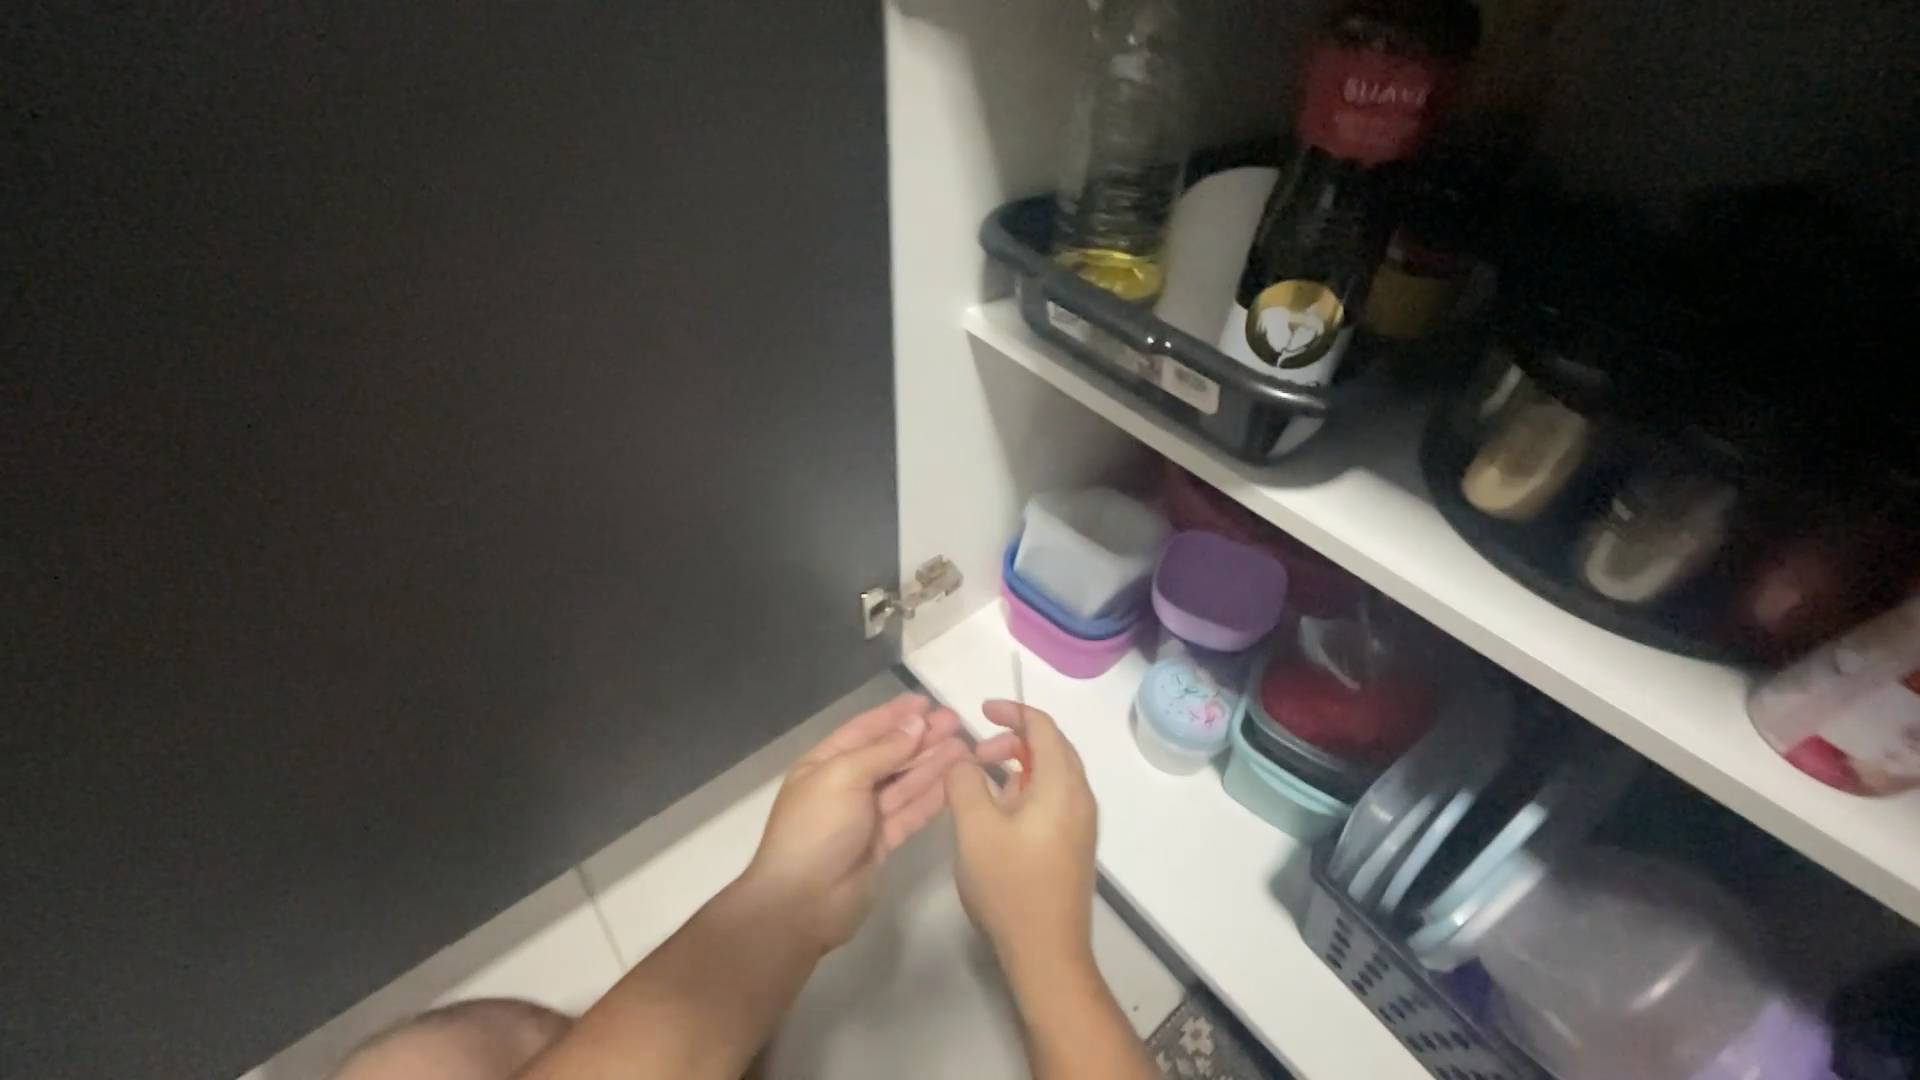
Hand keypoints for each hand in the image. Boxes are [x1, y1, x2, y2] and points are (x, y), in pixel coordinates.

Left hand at [743, 693, 969, 953]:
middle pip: (890, 754)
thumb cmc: (816, 828)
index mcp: (826, 763)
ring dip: (932, 762)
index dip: (895, 715)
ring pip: (905, 781)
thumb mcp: (844, 776)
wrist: (803, 902)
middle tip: (956, 722)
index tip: (926, 702)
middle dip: (921, 737)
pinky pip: (912, 810)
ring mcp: (866, 814)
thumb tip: (915, 722)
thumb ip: (883, 750)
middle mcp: (847, 784)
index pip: (865, 730)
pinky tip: (955, 779)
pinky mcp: (884, 840)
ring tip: (965, 746)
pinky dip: (933, 794)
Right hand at [944, 701, 1098, 978]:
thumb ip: (965, 781)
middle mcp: (1080, 797)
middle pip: (1051, 747)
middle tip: (975, 755)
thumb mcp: (974, 828)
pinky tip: (998, 815)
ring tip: (981, 786)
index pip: (1043, 727)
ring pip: (1051, 774)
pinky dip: (1025, 790)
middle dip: (1012, 740)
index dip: (1012, 711)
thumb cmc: (1010, 886)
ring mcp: (1080, 823)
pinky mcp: (1073, 844)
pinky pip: (1052, 798)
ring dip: (1017, 767)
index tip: (980, 710)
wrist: (1047, 954)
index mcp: (1062, 785)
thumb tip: (964, 756)